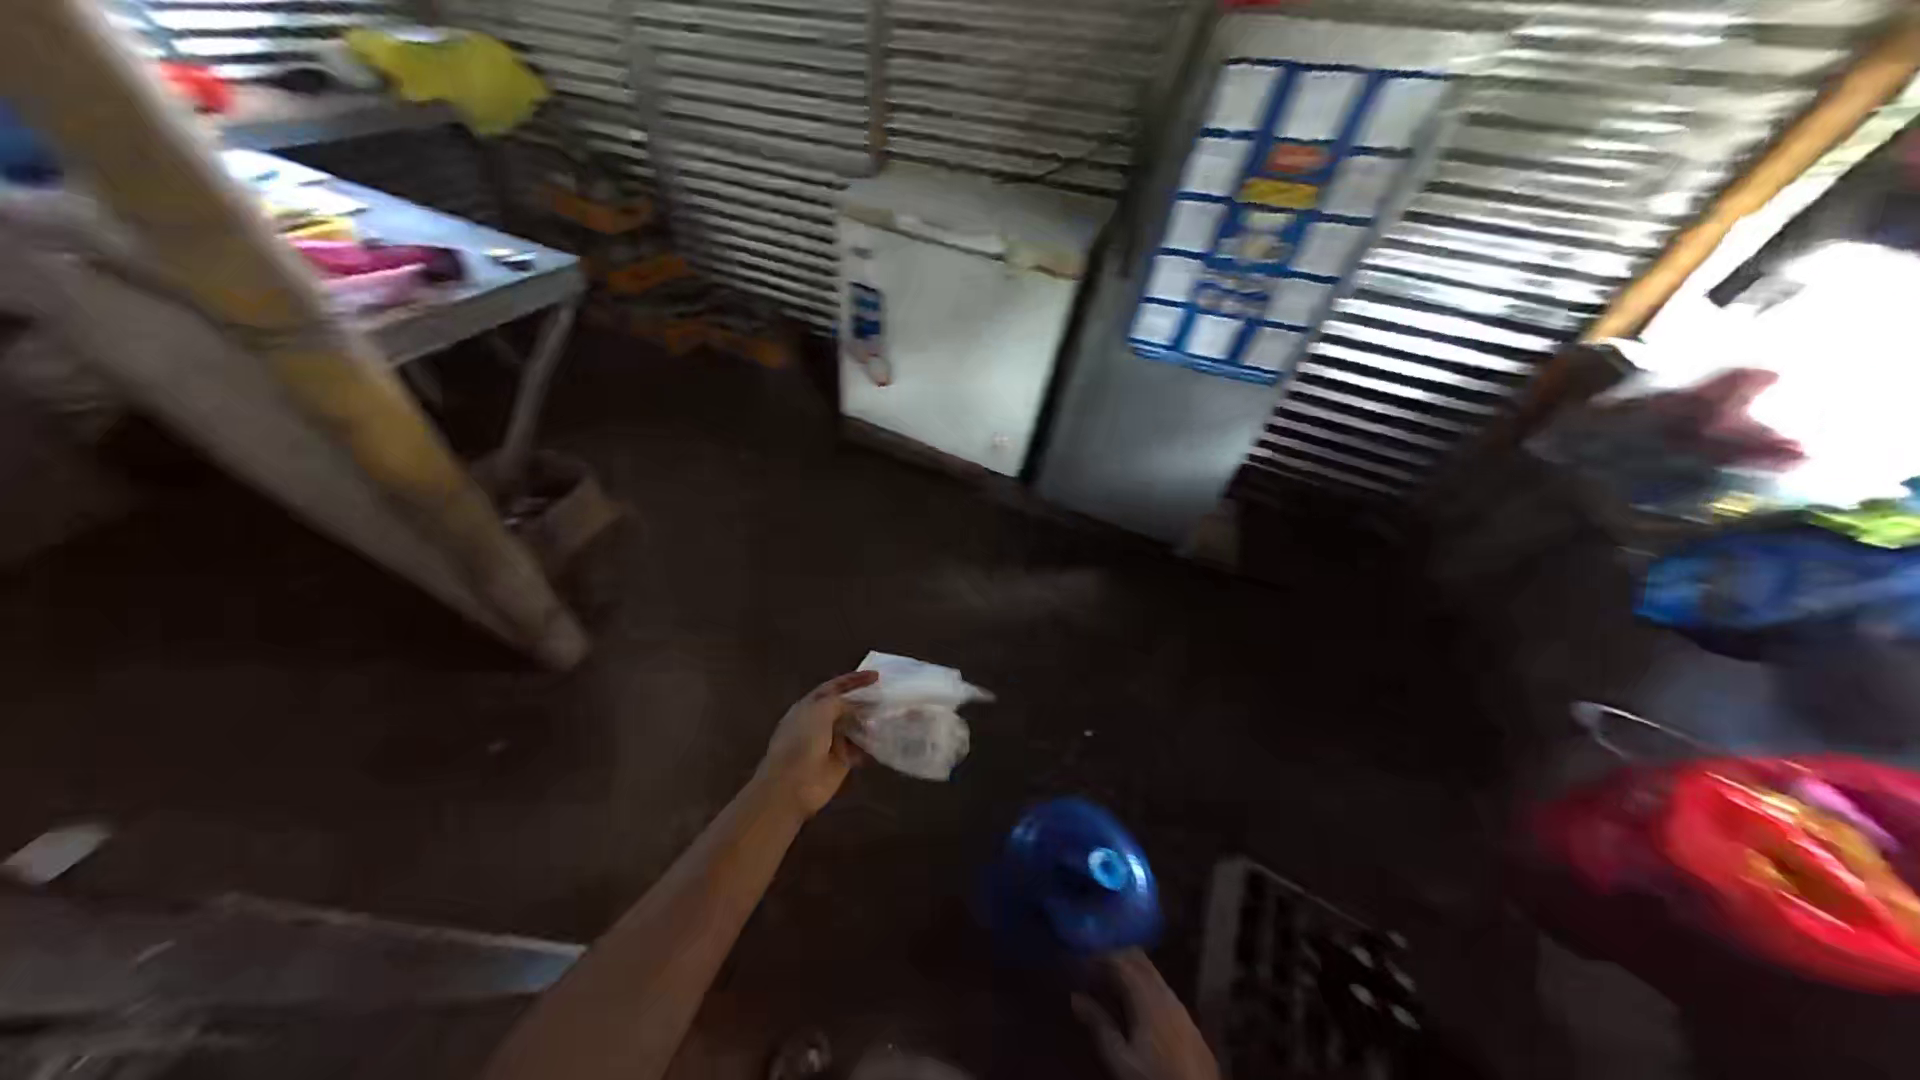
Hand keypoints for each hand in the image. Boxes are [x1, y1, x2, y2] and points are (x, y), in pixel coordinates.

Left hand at [754, 670, 877, 816]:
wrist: (792, 785)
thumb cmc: (802, 742)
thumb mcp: (819, 711)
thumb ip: (840, 702)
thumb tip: (857, 705)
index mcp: (809, 706)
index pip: (834, 687)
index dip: (853, 680)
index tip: (876, 676)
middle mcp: (819, 722)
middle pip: (845, 707)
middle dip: (864, 701)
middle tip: (888, 696)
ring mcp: (830, 742)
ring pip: (854, 727)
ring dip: (870, 722)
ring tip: (890, 715)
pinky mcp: (841, 762)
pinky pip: (860, 749)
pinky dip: (871, 744)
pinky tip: (885, 739)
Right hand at [1072, 949, 1220, 1079]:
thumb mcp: (1119, 1059)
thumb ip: (1098, 1025)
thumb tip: (1076, 997)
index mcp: (1149, 1000)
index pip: (1124, 962)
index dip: (1102, 959)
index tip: (1084, 966)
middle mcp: (1167, 996)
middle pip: (1141, 961)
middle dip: (1116, 959)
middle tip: (1095, 973)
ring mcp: (1182, 1009)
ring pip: (1154, 975)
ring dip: (1132, 974)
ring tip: (1111, 991)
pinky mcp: (1190, 1024)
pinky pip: (1164, 992)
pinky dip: (1145, 989)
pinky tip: (1136, 1011)